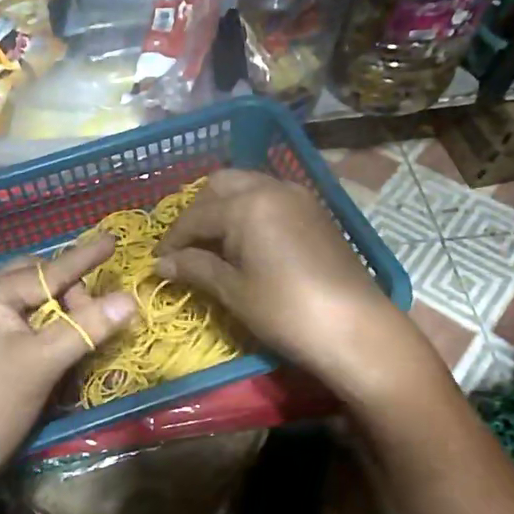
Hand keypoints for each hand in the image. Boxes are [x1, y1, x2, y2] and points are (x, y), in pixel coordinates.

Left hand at [0, 235, 137, 513]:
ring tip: (82, 333)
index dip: (83, 258)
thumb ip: (87, 326)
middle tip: (98, 316)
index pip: (47, 271)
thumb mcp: (44, 362)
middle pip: (36, 282)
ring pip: (29, 304)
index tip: (112, 239)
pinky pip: (21, 325)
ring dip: (60, 313)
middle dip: (70, 293)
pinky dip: (45, 331)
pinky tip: (61, 346)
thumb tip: (130, 299)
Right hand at [156, 169, 417, 394]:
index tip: (157, 262)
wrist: (355, 328)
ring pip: (248, 187)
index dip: (173, 240)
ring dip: (224, 208)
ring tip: (213, 244)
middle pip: (220, 185)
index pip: (195, 215)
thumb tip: (161, 264)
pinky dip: (250, 212)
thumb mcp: (234, 291)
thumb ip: (196, 268)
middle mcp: (271, 187)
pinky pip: (271, 199)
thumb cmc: (286, 310)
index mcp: (246, 203)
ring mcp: (298, 196)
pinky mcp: (315, 212)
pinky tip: (246, 243)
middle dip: (197, 212)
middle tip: (187, 246)